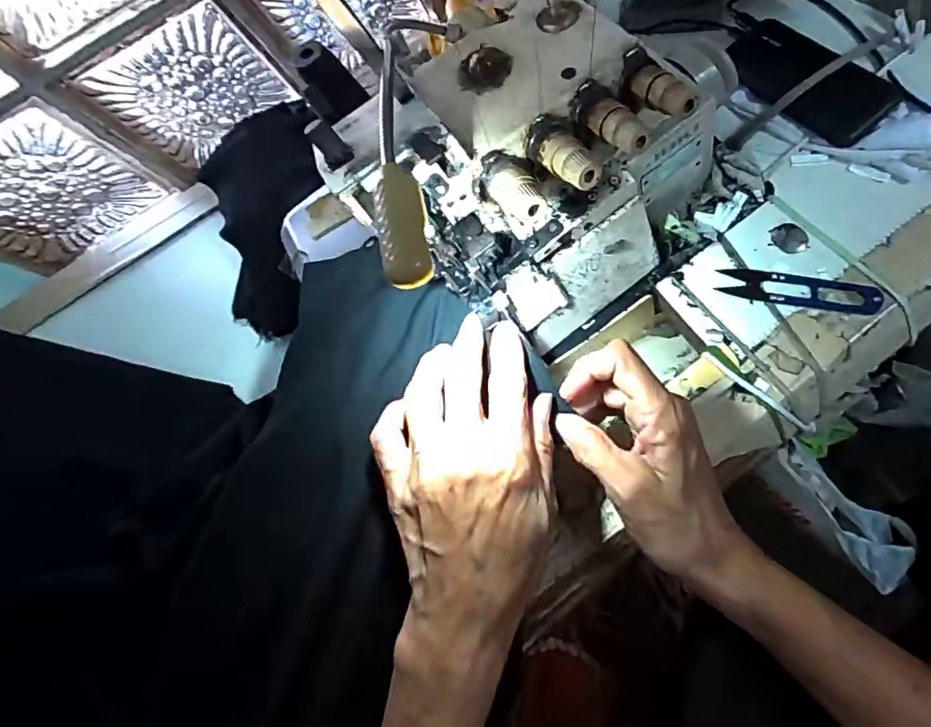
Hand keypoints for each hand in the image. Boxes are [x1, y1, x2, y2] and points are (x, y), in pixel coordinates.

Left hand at [370, 314, 556, 658]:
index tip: (504, 331)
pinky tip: (407, 402)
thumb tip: (541, 400)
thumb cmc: (514, 558)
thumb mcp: (545, 503)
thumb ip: (542, 445)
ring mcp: (424, 462)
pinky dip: (395, 410)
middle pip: (461, 376)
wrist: (464, 605)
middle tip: (472, 325)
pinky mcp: (397, 479)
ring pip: (421, 393)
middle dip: (468, 342)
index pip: (505, 382)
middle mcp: (462, 448)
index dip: (505, 348)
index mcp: (505, 454)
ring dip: (431, 365)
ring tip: (442, 352)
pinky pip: (386, 431)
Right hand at [555, 340, 748, 584]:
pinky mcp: (663, 431)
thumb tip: (561, 420)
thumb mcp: (626, 488)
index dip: (587, 370)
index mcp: (662, 411)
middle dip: (586, 387)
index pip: (619, 359)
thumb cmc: (676, 526)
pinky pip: (627, 408)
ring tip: (575, 430)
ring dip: (593, 402)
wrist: (713, 555)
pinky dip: (604, 416)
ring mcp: (667, 417)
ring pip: (620, 388)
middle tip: (566, 418)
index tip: (568, 399)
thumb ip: (591, 448)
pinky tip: (592, 437)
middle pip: (618, 370)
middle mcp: (667, 405)